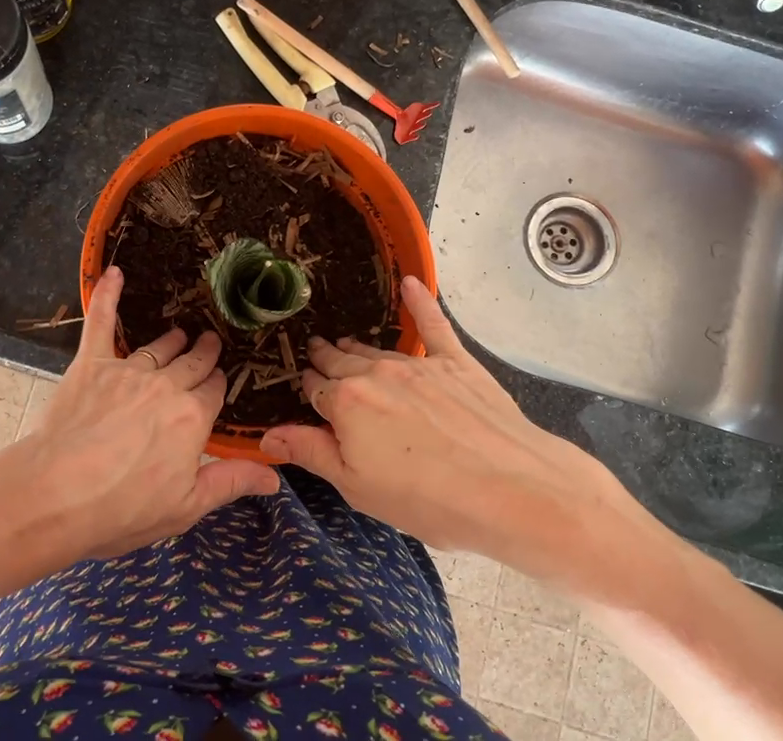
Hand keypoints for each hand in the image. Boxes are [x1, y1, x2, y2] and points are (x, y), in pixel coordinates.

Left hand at [13, 266, 279, 559]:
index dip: (217, 386)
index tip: (219, 381)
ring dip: (172, 340)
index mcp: (193, 419)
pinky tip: (113, 273)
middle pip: (192, 364)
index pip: (214, 392)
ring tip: (180, 333)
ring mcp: (128, 371)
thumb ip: (231, 483)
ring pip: (158, 347)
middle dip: (204, 353)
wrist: (57, 495)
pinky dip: (106, 295)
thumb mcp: (186, 507)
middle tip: (210, 343)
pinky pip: (101, 322)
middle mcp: (166, 387)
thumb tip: (276, 478)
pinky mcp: (91, 364)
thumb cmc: (123, 509)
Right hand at [258, 276, 683, 608]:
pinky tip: (409, 282)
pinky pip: (432, 323)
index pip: (312, 387)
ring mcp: (417, 364)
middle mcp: (374, 373)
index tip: (304, 395)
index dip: (307, 392)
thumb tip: (266, 433)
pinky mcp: (456, 362)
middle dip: (324, 361)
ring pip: (373, 349)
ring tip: (344, 346)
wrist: (516, 493)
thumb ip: (310, 452)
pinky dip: (419, 301)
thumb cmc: (428, 500)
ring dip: (355, 349)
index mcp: (344, 403)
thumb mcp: (357, 487)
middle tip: (317, 363)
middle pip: (338, 361)